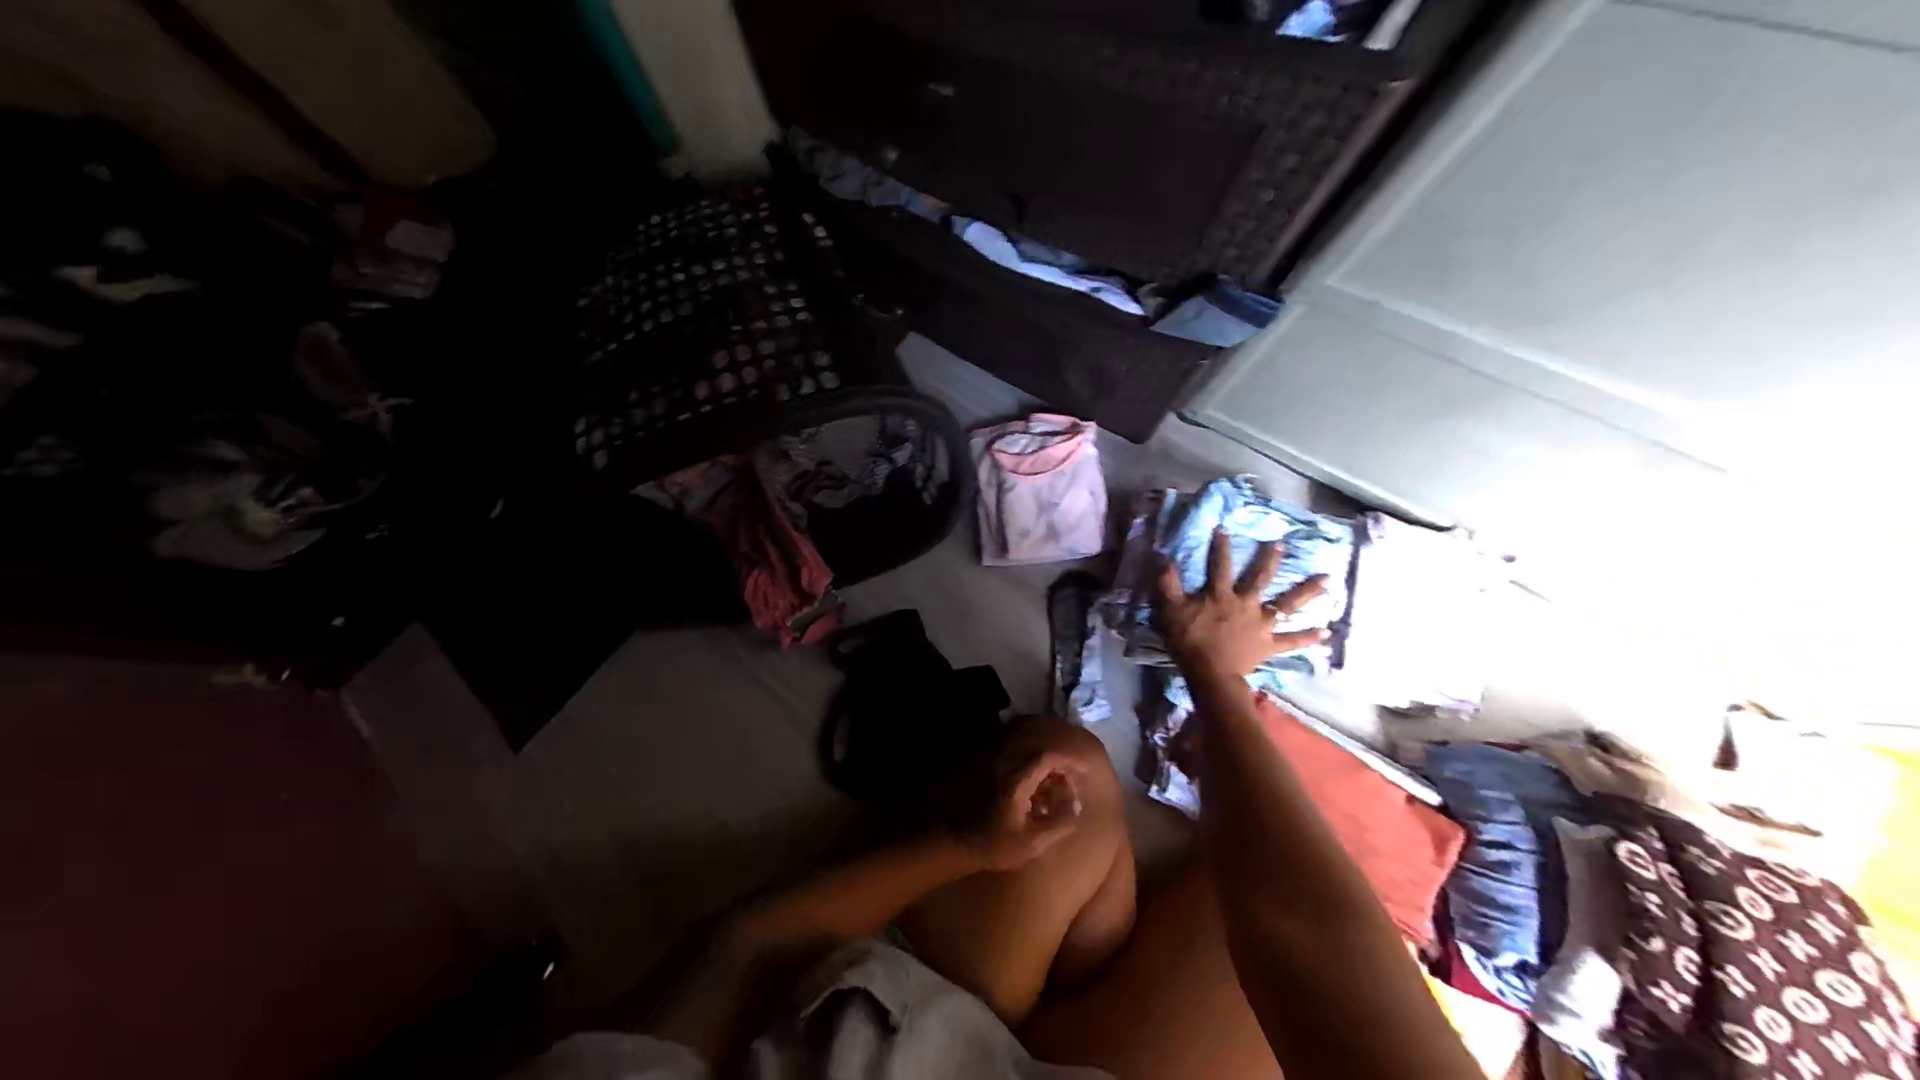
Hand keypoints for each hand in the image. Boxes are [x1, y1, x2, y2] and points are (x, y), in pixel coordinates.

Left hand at [959, 750, 1085, 870]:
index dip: (1069, 760)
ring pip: (1029, 764)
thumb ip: (1059, 821)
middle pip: (1039, 757)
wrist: (958, 843)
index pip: (1047, 758)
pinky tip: (1036, 805)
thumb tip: (1076, 802)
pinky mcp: (991, 776)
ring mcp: (997, 770)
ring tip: (1055, 801)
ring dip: (1046, 777)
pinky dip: (1033, 781)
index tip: (1085, 770)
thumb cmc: (995, 845)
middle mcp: (1006, 768)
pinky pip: (1018, 770)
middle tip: (1071, 789)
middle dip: (1059, 770)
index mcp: (1017, 781)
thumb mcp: (1033, 841)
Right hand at [1156, 528, 1328, 677]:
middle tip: (1282, 544)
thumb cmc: (1189, 641)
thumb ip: (1168, 584)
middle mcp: (1246, 604)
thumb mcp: (1171, 610)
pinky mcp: (1269, 645)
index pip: (1219, 565)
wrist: (1210, 674)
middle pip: (1260, 578)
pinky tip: (1326, 632)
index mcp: (1221, 595)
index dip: (1221, 546)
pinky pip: (1291, 641)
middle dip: (1270, 560)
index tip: (1224, 528)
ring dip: (1307, 592)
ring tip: (1327, 579)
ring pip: (1287, 605)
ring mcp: (1261, 625)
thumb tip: (1165, 558)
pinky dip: (1308, 637)